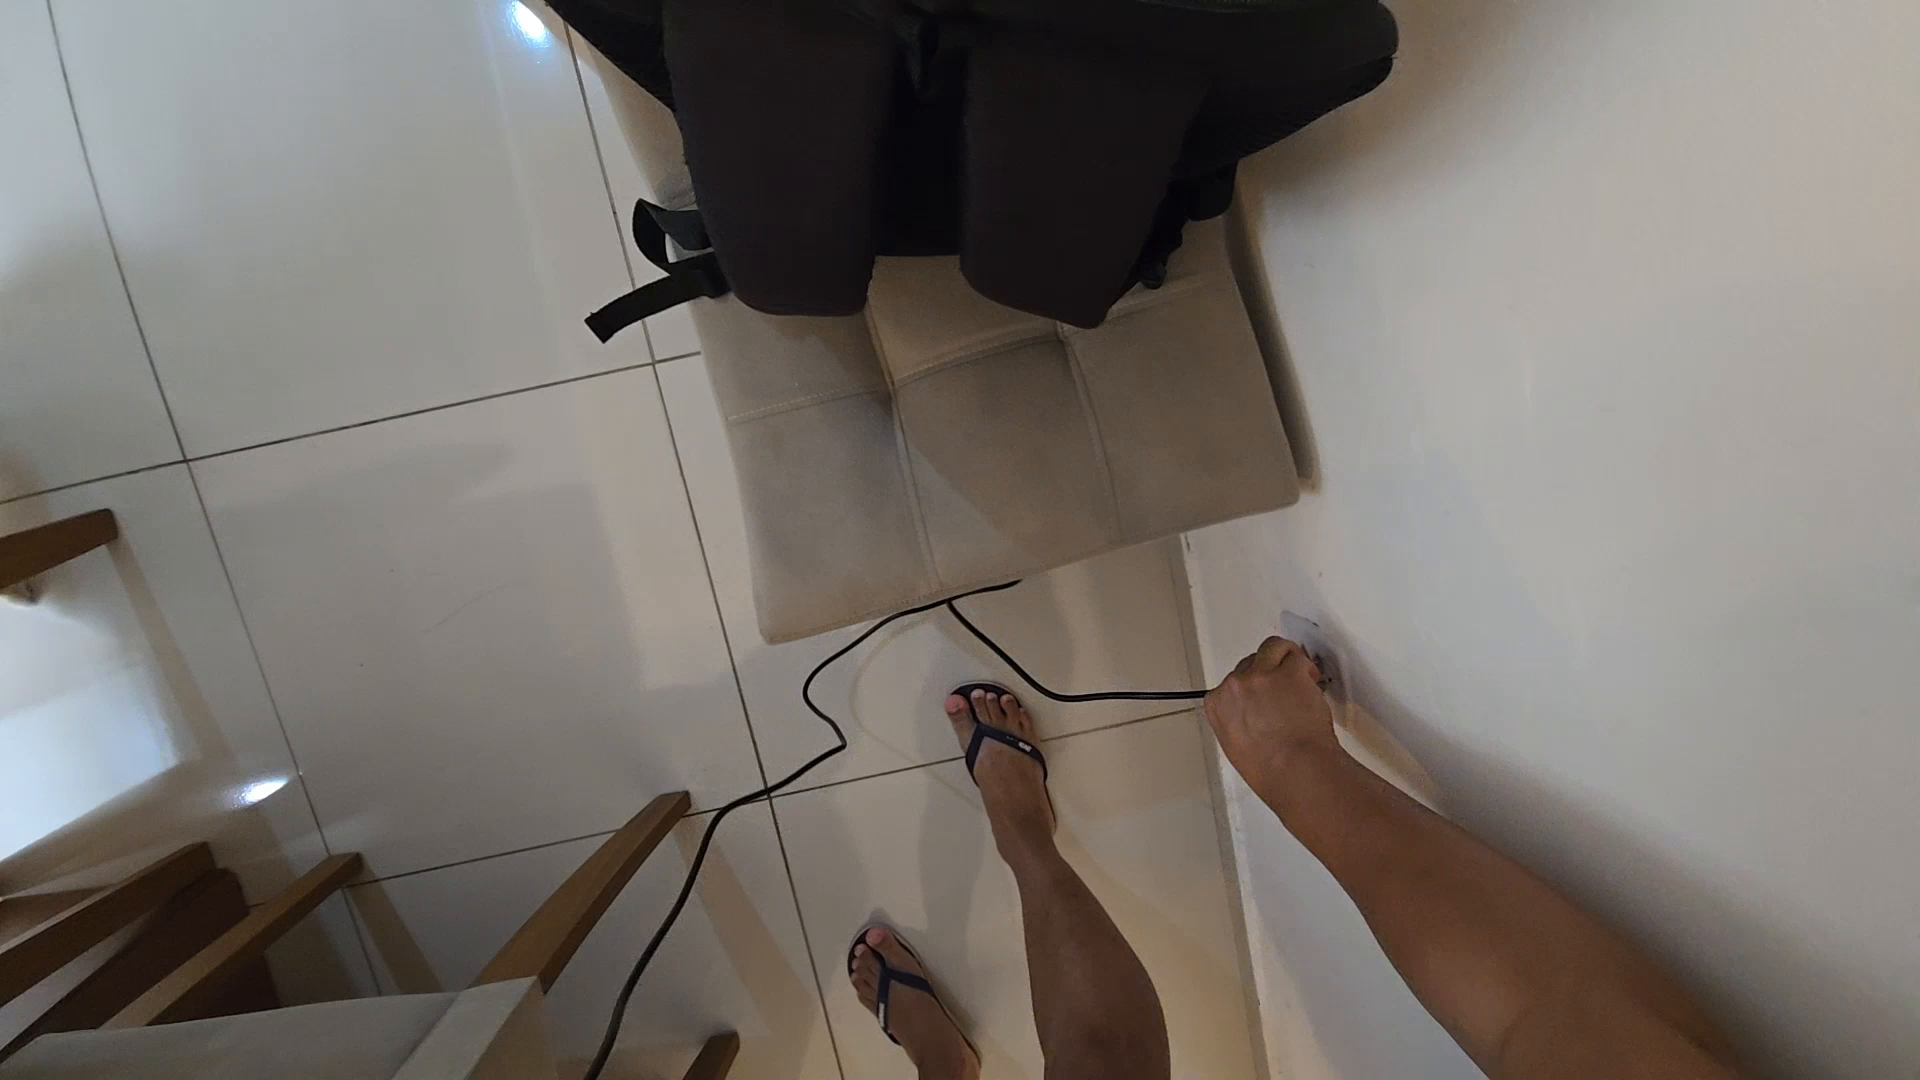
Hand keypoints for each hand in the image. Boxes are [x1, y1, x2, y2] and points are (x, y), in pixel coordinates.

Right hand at [1204, 636, 1338, 791]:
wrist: (1296, 771)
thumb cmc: (1272, 771)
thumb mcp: (1237, 747)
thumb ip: (1238, 722)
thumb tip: (1255, 716)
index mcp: (1217, 706)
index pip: (1230, 684)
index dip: (1250, 688)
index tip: (1263, 695)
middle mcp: (1234, 686)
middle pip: (1250, 665)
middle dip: (1268, 675)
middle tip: (1286, 690)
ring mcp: (1260, 675)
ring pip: (1271, 648)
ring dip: (1285, 659)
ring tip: (1300, 676)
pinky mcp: (1288, 672)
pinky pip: (1295, 657)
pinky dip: (1305, 667)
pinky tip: (1312, 681)